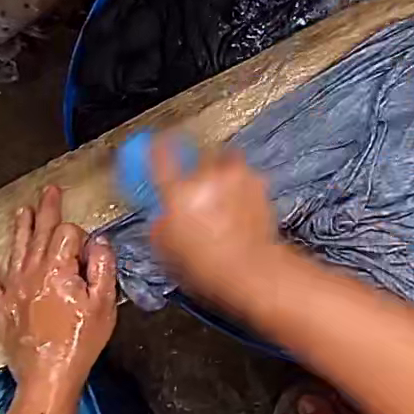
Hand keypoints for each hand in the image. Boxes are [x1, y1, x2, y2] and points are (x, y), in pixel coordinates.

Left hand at [0, 184, 116, 395]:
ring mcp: (14, 293)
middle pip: (40, 234)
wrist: (48, 379)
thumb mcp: (105, 301)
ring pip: (16, 253)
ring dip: (20, 230)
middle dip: (46, 211)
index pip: (68, 234)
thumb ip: (103, 265)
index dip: (82, 237)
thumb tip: (99, 241)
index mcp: (57, 269)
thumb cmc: (81, 340)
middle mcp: (31, 274)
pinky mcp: (3, 312)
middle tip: (49, 191)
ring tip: (22, 211)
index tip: (92, 253)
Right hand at [147, 138, 283, 300]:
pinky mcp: (257, 181)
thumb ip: (160, 222)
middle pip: (195, 158)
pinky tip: (240, 208)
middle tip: (196, 195)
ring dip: (220, 176)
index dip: (156, 146)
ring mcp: (234, 175)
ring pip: (222, 163)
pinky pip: (243, 176)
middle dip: (194, 172)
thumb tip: (162, 214)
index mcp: (177, 191)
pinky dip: (241, 186)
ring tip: (222, 202)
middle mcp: (206, 175)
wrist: (251, 269)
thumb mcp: (166, 249)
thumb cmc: (208, 266)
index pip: (160, 152)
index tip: (155, 144)